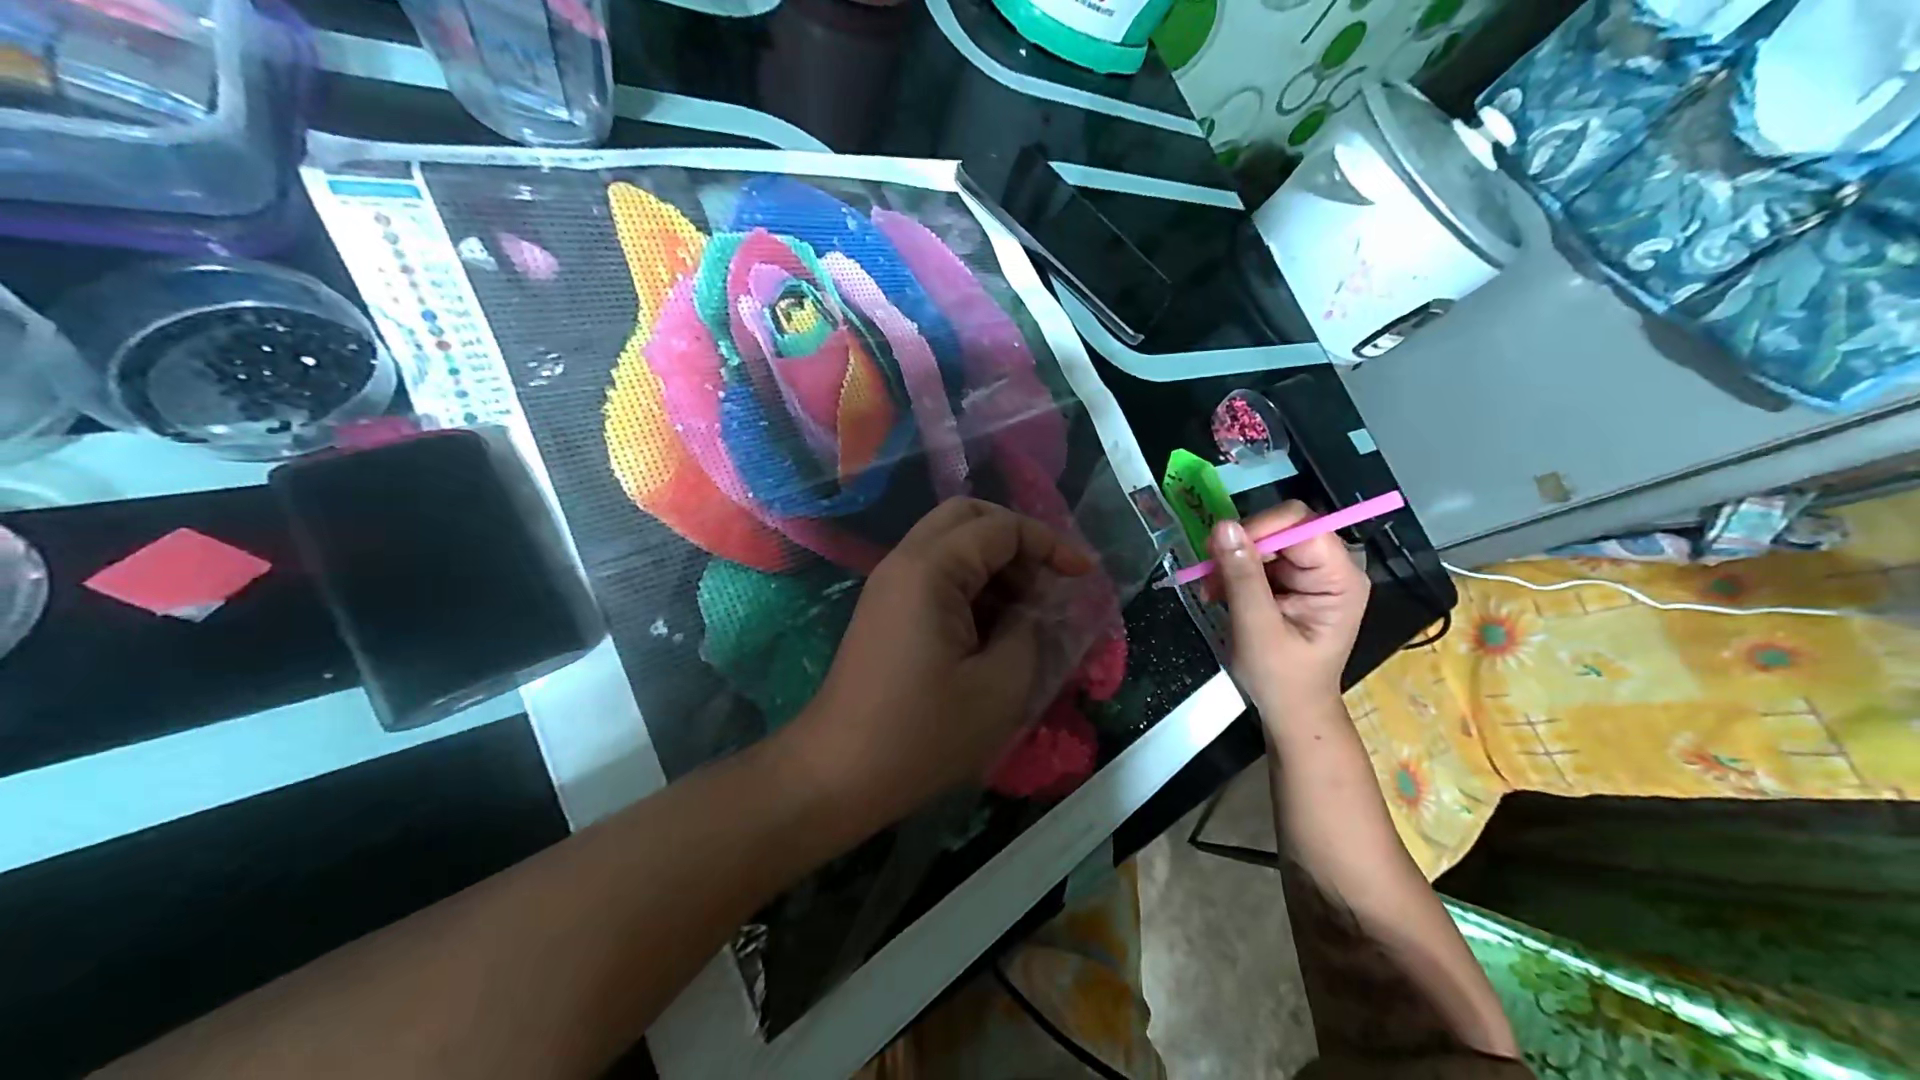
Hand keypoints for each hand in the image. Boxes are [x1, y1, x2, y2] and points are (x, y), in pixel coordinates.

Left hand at [782, 499, 1094, 822]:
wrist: (838, 773)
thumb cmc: (923, 733)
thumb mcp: (1000, 685)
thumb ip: (1029, 630)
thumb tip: (1034, 608)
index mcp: (930, 570)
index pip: (1000, 527)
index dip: (1049, 544)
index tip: (1084, 576)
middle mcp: (903, 562)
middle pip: (967, 518)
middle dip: (1017, 539)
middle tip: (1049, 581)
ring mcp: (888, 585)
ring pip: (949, 544)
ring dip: (994, 563)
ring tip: (1029, 609)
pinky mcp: (885, 611)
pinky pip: (934, 575)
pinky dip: (971, 585)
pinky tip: (995, 626)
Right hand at [1207, 501, 1369, 711]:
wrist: (1290, 709)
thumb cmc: (1281, 677)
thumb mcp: (1257, 628)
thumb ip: (1242, 576)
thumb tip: (1224, 526)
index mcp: (1339, 579)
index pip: (1304, 525)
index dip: (1263, 527)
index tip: (1222, 548)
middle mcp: (1331, 568)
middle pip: (1283, 529)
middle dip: (1242, 546)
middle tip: (1209, 573)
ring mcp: (1311, 574)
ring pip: (1265, 542)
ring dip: (1232, 561)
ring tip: (1212, 590)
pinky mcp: (1292, 582)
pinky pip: (1259, 559)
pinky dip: (1234, 571)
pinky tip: (1219, 593)